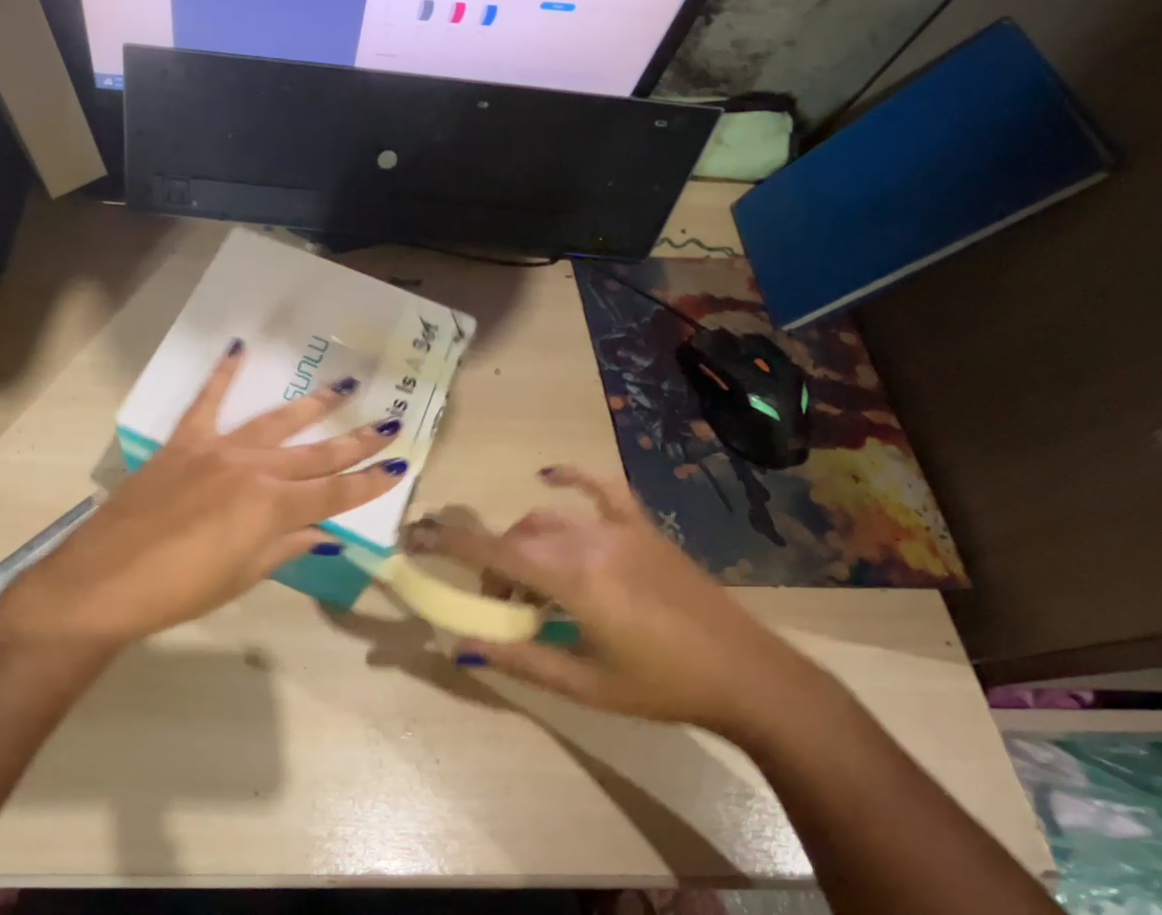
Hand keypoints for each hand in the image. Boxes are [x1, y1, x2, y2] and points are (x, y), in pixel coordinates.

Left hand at [1, 340, 407, 646]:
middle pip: (315, 454)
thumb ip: (285, 547)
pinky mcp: (182, 443)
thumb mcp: (241, 576)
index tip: (400, 468)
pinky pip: (207, 401)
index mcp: (273, 508)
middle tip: (390, 424)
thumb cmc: (179, 590)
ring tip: (343, 387)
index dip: (369, 483)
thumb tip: (323, 534)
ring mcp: (216, 450)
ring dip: (312, 405)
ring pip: (275, 422)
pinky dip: (223, 373)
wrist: (103, 580)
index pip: (335, 494)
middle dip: (356, 442)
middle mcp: (253, 470)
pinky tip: (239, 347)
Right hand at [410, 465, 825, 735]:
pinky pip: (602, 488)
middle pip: (518, 538)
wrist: (747, 676)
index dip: (449, 541)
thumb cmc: (661, 687)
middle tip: (503, 608)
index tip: (414, 535)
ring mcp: (621, 530)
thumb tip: (460, 647)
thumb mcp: (584, 685)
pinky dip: (572, 477)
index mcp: (574, 581)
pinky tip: (549, 475)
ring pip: (548, 520)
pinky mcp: (645, 529)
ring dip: (525, 544)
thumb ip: (519, 660)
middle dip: (495, 566)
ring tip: (532, 584)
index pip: (494, 552)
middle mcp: (591, 543)